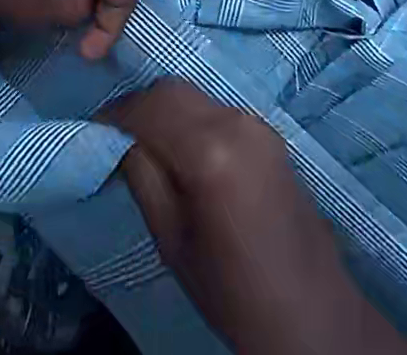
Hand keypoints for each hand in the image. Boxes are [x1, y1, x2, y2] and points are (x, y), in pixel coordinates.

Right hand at [104, 79, 406, 354]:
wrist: (314, 316)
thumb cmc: (233, 288)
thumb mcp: (170, 238)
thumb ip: (141, 175)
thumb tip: (119, 137)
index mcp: (210, 151)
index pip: (146, 108)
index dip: (114, 115)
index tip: (93, 129)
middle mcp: (236, 123)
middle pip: (170, 91)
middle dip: (138, 106)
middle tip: (116, 136)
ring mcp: (257, 125)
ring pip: (192, 96)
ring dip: (163, 110)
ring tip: (146, 144)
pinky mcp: (269, 134)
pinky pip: (214, 109)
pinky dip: (188, 117)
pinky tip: (180, 148)